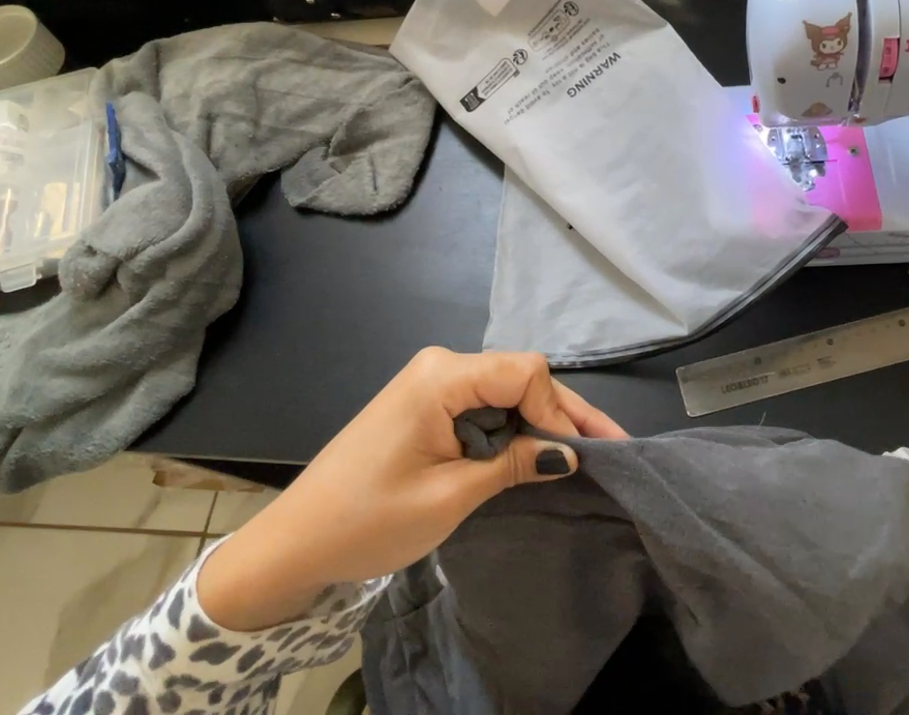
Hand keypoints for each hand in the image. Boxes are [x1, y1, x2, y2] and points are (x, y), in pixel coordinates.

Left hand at [197, 347, 627, 629]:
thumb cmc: (369, 519)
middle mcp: (440, 367)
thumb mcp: (450, 496)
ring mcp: (431, 384)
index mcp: (441, 377)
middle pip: (520, 377)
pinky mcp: (427, 405)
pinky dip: (514, 429)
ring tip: (587, 453)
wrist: (295, 542)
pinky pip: (484, 405)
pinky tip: (541, 451)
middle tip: (612, 448)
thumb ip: (513, 464)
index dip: (560, 409)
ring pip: (507, 391)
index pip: (524, 372)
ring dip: (542, 422)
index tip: (584, 455)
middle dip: (564, 412)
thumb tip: (571, 453)